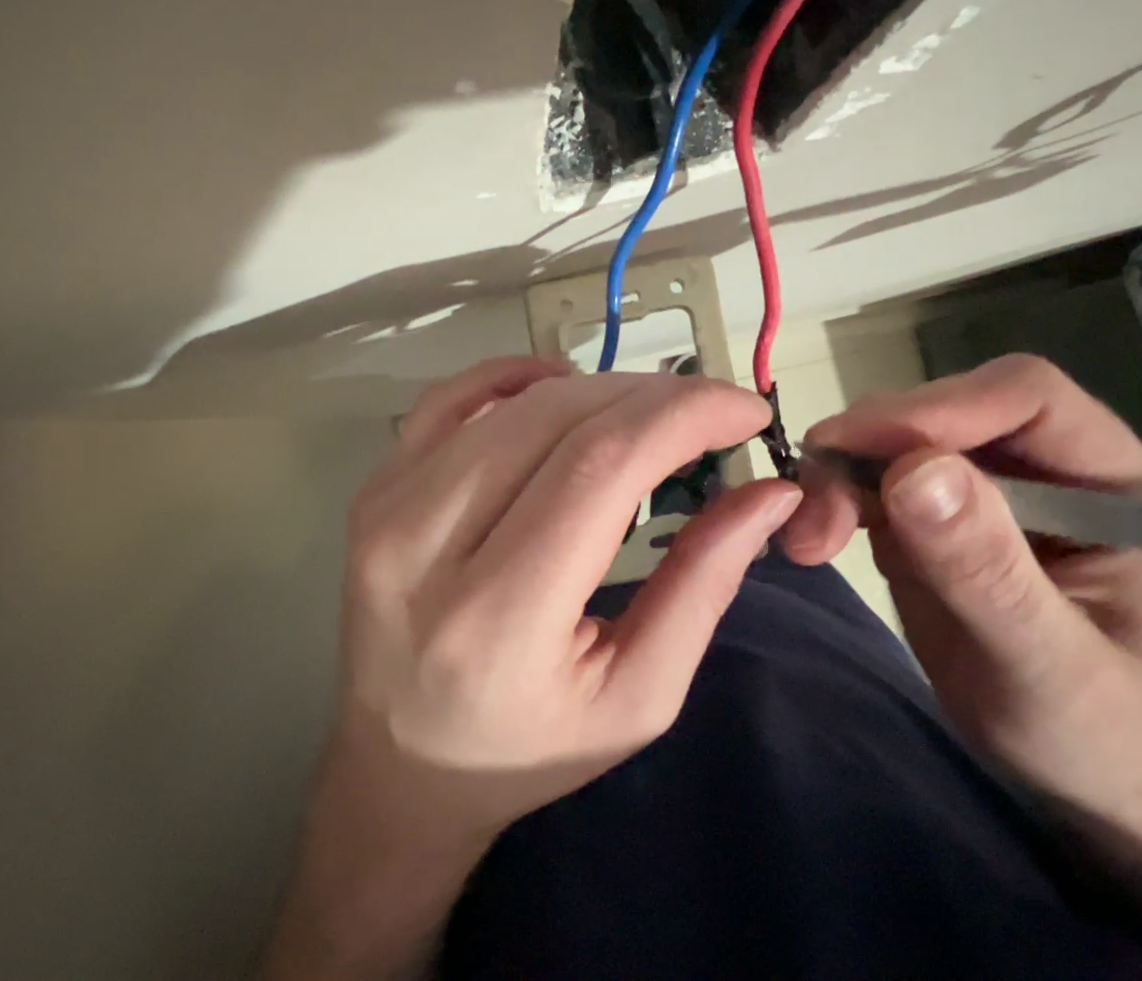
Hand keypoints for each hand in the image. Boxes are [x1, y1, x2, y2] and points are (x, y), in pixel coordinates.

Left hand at [322, 357, 801, 845]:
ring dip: (596, 389)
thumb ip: (701, 588)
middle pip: (555, 420)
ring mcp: (385, 510)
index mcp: (496, 617)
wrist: (401, 764)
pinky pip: (447, 400)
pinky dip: (514, 378)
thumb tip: (768, 492)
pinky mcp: (373, 492)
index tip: (745, 409)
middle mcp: (423, 548)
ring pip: (508, 403)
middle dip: (652, 397)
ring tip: (651, 416)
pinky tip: (565, 392)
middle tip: (709, 414)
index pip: (598, 468)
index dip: (682, 417)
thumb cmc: (525, 749)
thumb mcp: (635, 699)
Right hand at [780, 354, 1141, 817]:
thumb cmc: (1087, 732)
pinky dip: (834, 498)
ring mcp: (992, 491)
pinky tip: (812, 536)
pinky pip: (874, 480)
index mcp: (1119, 490)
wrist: (1070, 773)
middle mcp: (1054, 471)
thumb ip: (986, 570)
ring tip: (806, 536)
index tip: (856, 446)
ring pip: (901, 440)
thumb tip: (912, 469)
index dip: (942, 409)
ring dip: (841, 473)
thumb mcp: (1045, 666)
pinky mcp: (937, 515)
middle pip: (953, 411)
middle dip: (874, 445)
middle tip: (809, 502)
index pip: (1031, 403)